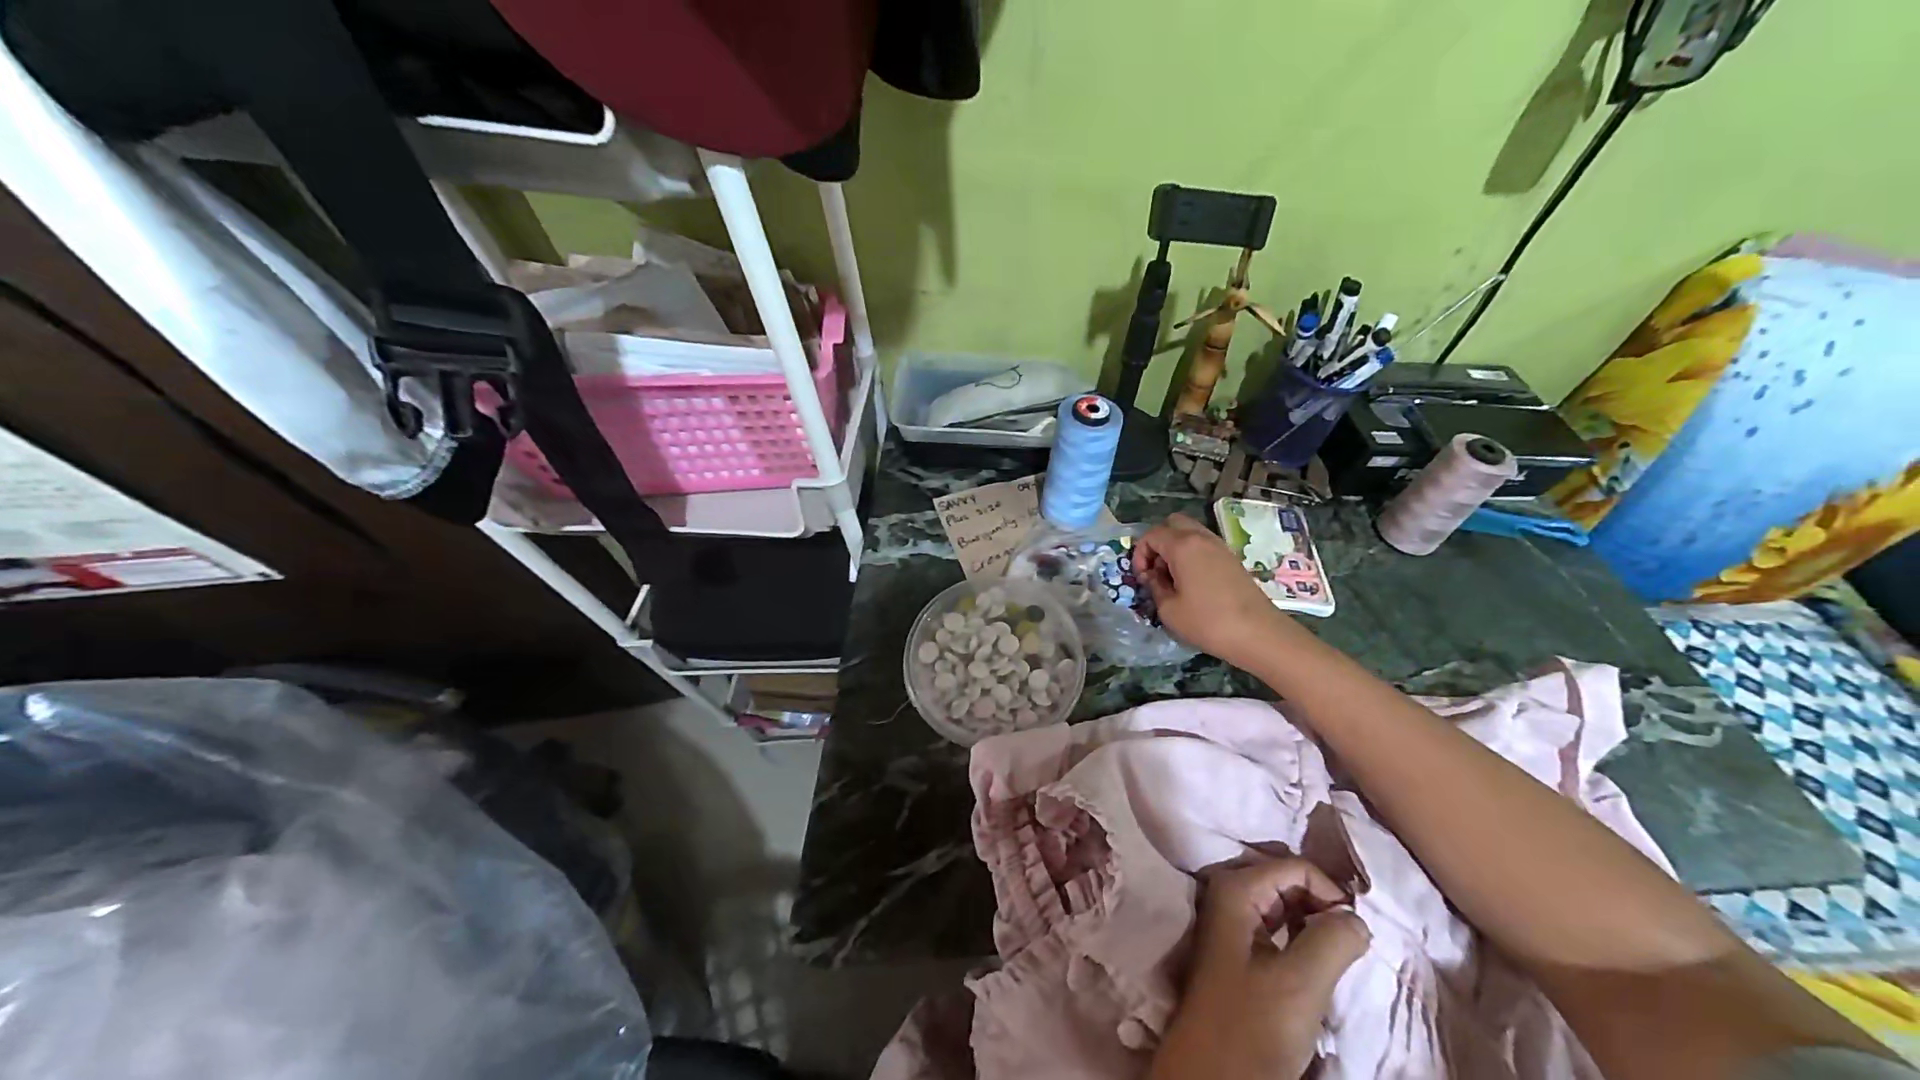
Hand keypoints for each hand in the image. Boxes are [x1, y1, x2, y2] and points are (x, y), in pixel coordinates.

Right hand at [1135, 514, 1293, 668]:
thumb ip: (1154, 587)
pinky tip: (1192, 582)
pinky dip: (1191, 554)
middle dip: (1158, 543)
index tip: (1142, 578)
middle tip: (1156, 569)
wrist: (1258, 633)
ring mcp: (1220, 546)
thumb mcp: (1169, 610)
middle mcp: (1202, 538)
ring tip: (1173, 578)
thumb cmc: (1207, 622)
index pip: (1152, 534)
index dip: (1140, 553)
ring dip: (1175, 548)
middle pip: (1172, 523)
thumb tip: (1151, 576)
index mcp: (1183, 546)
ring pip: (1190, 533)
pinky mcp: (1231, 559)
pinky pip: (1204, 545)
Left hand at [1150, 858, 1370, 1079]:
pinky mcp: (1238, 954)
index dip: (1331, 894)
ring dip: (1316, 928)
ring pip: (1286, 909)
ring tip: (1342, 959)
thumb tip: (1358, 917)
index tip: (1357, 934)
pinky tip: (1321, 968)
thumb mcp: (1300, 983)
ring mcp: (1231, 926)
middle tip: (1353, 947)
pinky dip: (1304, 943)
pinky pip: (1279, 932)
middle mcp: (1228, 897)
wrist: (1208, 1076)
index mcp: (1234, 889)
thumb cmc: (1250, 1025)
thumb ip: (1333, 940)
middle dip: (1324, 908)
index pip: (1296, 867)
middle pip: (1289, 884)